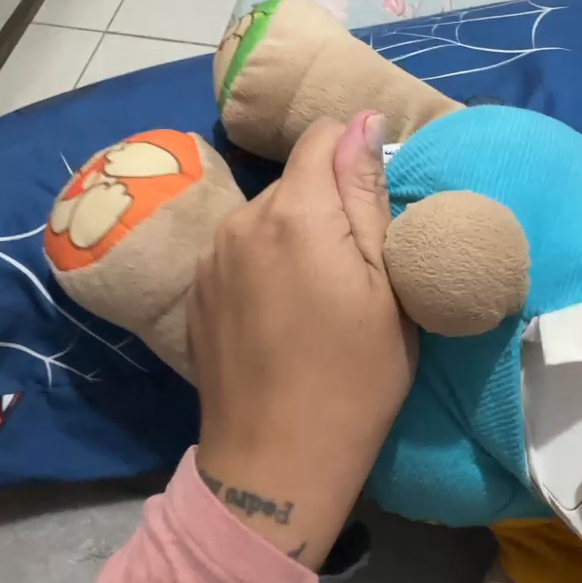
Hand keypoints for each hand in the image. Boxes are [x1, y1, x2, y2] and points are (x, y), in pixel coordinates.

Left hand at [188, 111, 414, 569]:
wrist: (277, 461)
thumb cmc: (356, 376)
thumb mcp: (386, 286)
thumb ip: (367, 195)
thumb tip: (364, 121)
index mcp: (295, 214)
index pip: (321, 137)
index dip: (356, 156)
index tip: (376, 206)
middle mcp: (240, 222)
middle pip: (295, 179)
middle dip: (330, 201)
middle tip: (359, 265)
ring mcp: (210, 258)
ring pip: (268, 214)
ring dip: (298, 232)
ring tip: (319, 295)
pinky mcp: (195, 291)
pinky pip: (241, 249)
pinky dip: (267, 261)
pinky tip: (282, 314)